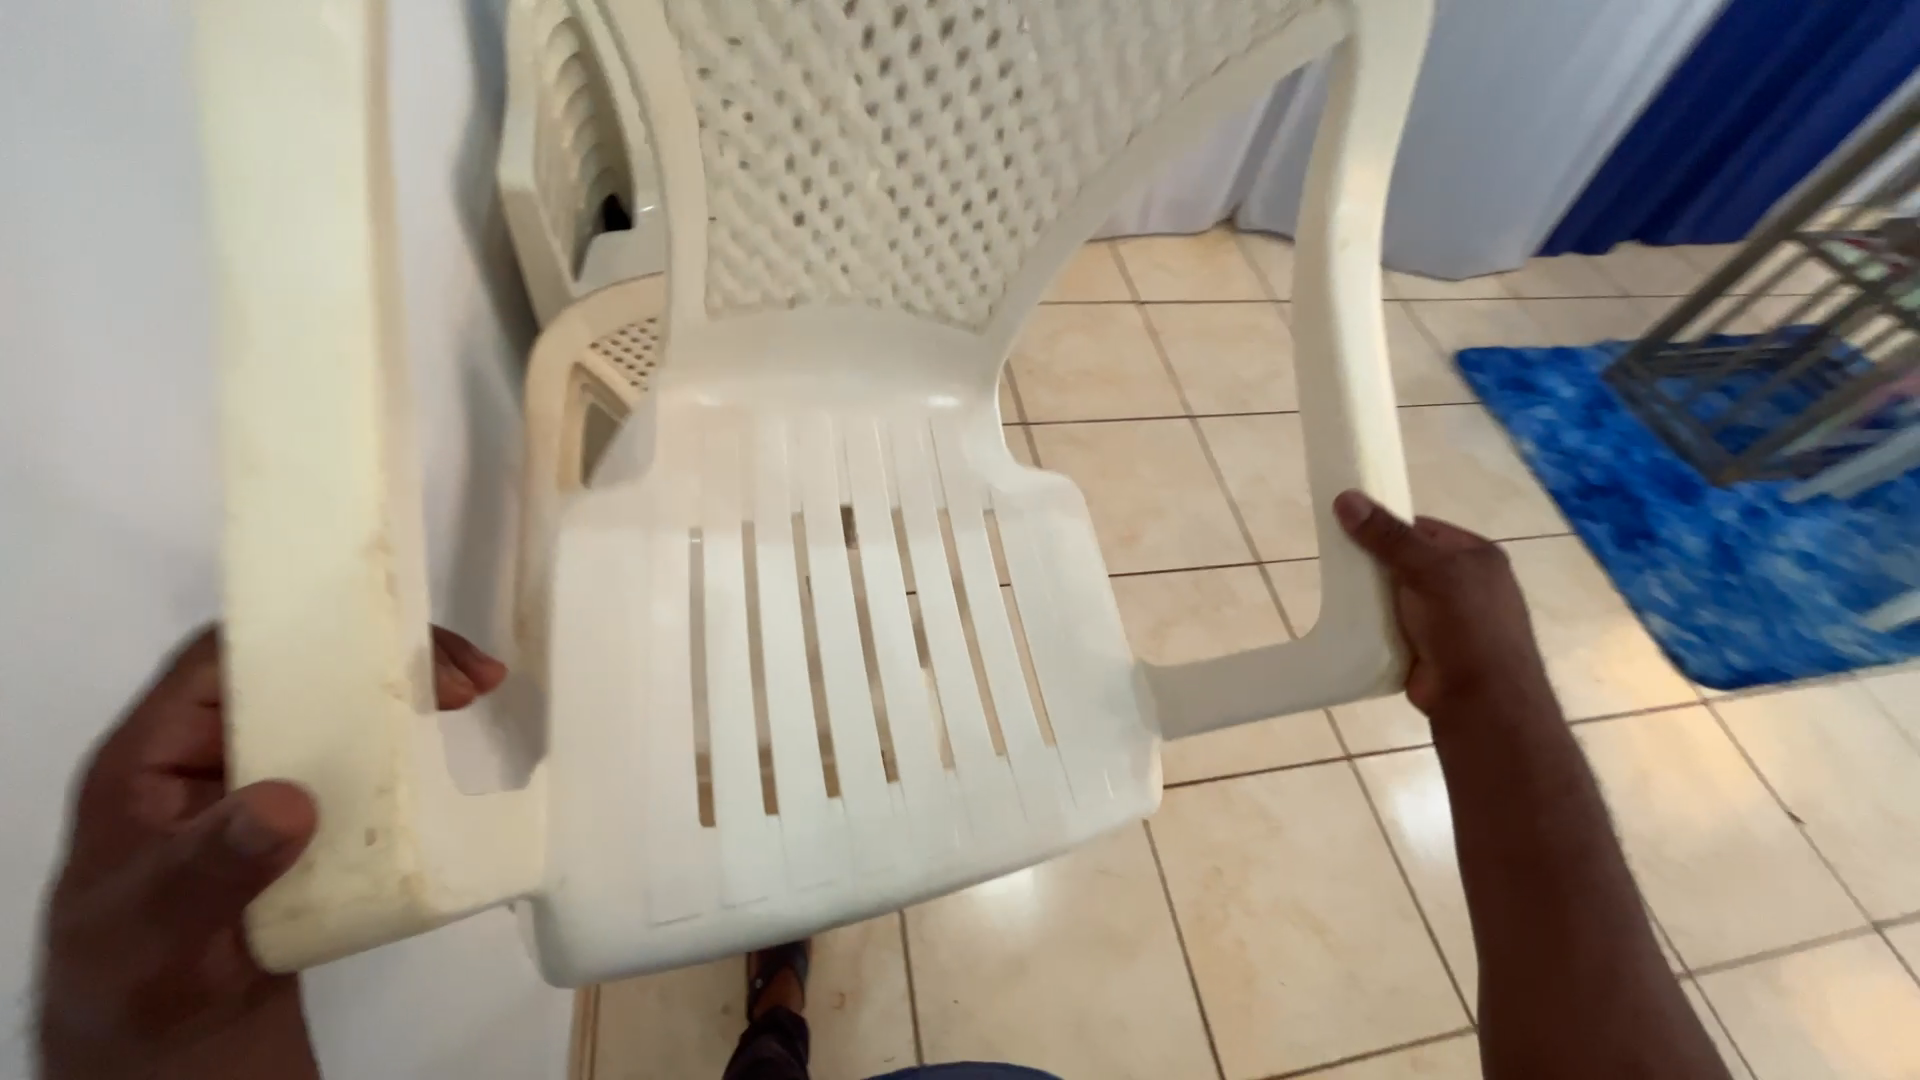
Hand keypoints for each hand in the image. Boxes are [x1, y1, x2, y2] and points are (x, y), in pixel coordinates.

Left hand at [37, 625, 507, 1079]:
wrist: (180, 1027)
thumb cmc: (137, 977)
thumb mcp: (154, 931)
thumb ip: (208, 870)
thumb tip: (289, 802)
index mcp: (157, 755)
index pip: (223, 661)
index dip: (299, 634)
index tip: (389, 639)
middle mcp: (219, 747)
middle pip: (304, 668)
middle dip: (389, 657)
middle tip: (466, 677)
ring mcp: (269, 770)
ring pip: (341, 700)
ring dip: (413, 685)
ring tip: (478, 689)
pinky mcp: (315, 798)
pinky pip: (366, 746)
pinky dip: (416, 729)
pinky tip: (455, 727)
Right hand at [1334, 490, 1555, 717]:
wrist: (1480, 698)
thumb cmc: (1465, 625)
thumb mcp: (1429, 570)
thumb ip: (1387, 537)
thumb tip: (1345, 498)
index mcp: (1476, 556)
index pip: (1422, 529)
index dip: (1386, 527)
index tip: (1348, 530)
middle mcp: (1465, 582)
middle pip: (1406, 559)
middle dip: (1374, 563)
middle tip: (1338, 560)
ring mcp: (1446, 615)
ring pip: (1396, 592)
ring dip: (1371, 593)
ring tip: (1337, 587)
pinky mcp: (1426, 643)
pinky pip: (1391, 620)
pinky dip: (1372, 619)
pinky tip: (1350, 617)